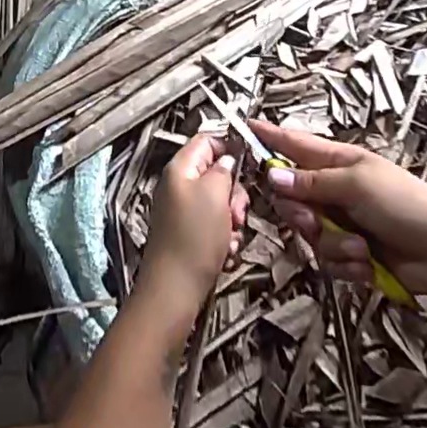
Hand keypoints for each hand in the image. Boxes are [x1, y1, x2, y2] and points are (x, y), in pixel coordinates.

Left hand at [138, 133, 248, 319]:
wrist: (176, 287)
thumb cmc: (195, 236)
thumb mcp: (214, 194)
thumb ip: (223, 169)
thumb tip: (228, 158)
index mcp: (180, 168)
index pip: (206, 140)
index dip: (230, 146)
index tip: (251, 164)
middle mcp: (179, 185)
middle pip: (217, 173)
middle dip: (235, 193)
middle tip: (237, 213)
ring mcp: (184, 210)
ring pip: (221, 202)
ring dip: (233, 219)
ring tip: (231, 236)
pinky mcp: (190, 233)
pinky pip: (216, 225)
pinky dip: (225, 236)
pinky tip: (225, 250)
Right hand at [251, 119, 426, 297]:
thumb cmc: (408, 206)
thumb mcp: (357, 184)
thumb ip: (311, 181)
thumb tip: (271, 174)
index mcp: (337, 160)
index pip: (292, 143)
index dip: (267, 137)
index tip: (242, 130)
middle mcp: (334, 189)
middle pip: (290, 195)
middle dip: (300, 213)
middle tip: (314, 221)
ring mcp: (342, 221)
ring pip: (307, 231)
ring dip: (331, 244)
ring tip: (359, 248)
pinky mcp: (350, 252)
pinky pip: (326, 258)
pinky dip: (344, 265)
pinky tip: (366, 265)